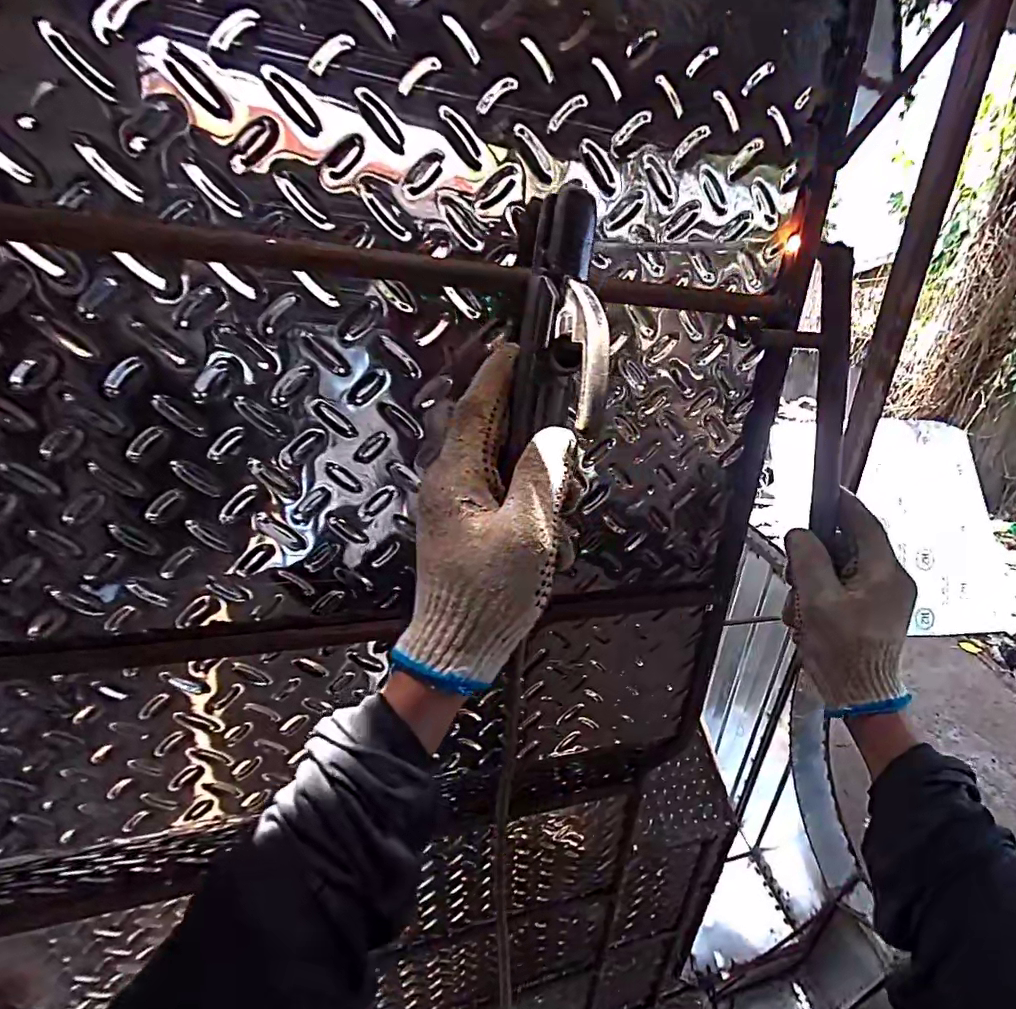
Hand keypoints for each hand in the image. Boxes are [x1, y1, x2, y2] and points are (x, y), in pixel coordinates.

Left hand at [390, 343, 578, 716]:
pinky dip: (531, 516)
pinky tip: (547, 546)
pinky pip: (504, 503)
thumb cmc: (488, 596)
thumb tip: (554, 438)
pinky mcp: (465, 531)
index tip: (517, 350)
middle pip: (496, 440)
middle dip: (538, 451)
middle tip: (568, 477)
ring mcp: (454, 510)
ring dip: (541, 492)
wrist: (456, 652)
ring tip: (559, 526)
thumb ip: (542, 476)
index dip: (498, 376)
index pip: (475, 408)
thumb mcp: (528, 531)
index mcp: (454, 478)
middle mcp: (447, 487)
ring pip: (506, 474)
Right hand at [783, 490, 914, 719]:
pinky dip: (824, 600)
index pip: (866, 524)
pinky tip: (810, 622)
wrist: (861, 698)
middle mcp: (893, 581)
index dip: (844, 505)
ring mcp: (887, 599)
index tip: (827, 492)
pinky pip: (847, 592)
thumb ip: (808, 561)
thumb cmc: (843, 654)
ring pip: (843, 572)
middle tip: (795, 577)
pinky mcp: (877, 614)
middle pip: (849, 549)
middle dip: (816, 561)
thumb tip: (800, 533)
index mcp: (885, 574)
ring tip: (801, 612)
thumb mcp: (817, 602)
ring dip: (815, 586)